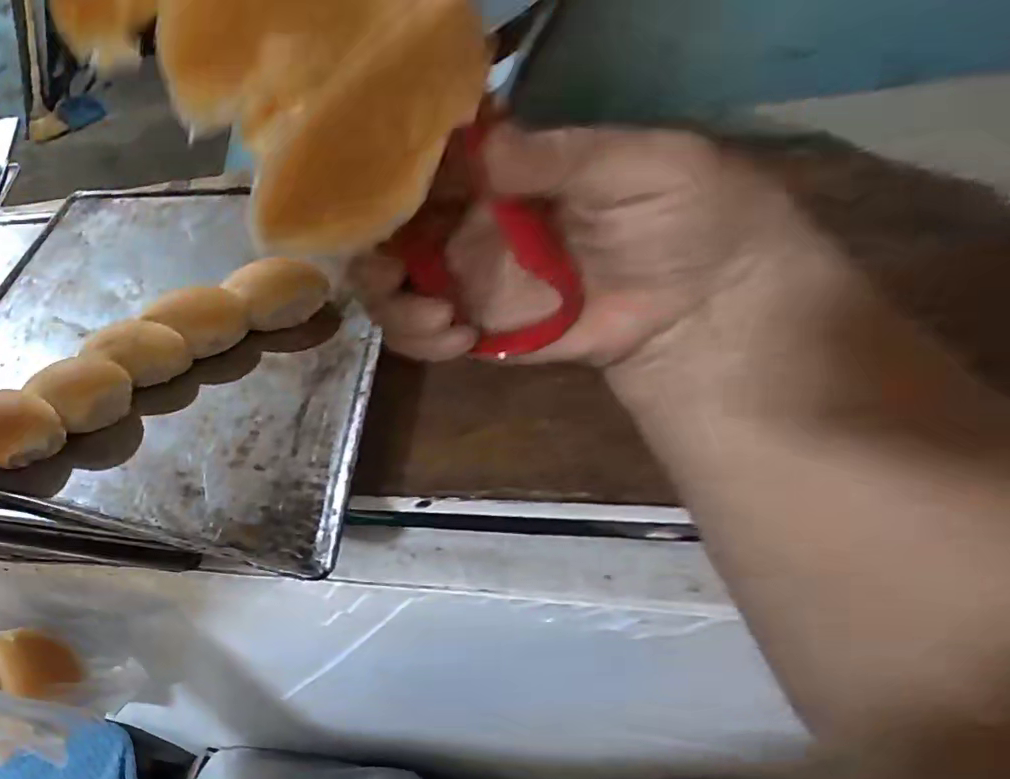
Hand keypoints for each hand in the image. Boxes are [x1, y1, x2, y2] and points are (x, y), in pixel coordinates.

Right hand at [352, 124, 812, 367]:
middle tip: (393, 276)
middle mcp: (462, 228)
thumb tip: (480, 141)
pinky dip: (420, 341)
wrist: (701, 302)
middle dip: (372, 261)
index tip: (384, 205)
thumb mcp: (635, 166)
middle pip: (384, 240)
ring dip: (394, 309)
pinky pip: (414, 336)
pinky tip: (460, 339)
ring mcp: (459, 282)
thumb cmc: (682, 213)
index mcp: (493, 179)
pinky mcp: (463, 327)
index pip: (420, 176)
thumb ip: (556, 158)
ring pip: (386, 292)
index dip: (388, 188)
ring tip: (442, 320)